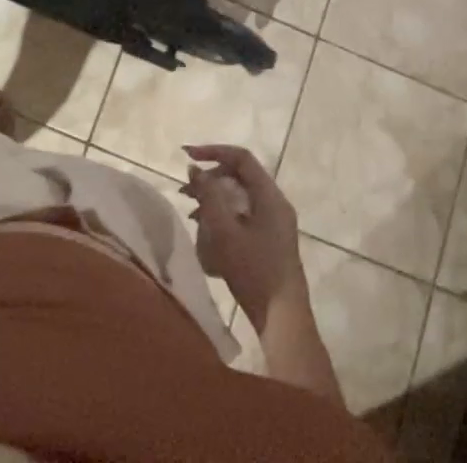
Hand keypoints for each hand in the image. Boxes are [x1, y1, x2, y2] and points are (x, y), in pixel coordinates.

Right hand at [183, 144, 307, 330]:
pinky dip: (223, 213)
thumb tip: (194, 169)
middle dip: (210, 178)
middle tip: (184, 190)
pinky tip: (205, 229)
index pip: (241, 158)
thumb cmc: (253, 270)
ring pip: (240, 196)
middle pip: (240, 176)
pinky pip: (243, 214)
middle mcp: (275, 204)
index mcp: (270, 196)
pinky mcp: (270, 239)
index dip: (213, 151)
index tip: (186, 156)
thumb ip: (208, 195)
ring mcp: (275, 222)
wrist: (282, 315)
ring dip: (214, 197)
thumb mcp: (224, 231)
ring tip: (190, 210)